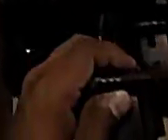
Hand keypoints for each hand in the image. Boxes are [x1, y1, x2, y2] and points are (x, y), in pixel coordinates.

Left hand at [9, 35, 138, 139]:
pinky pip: (57, 73)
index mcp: (50, 85)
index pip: (84, 48)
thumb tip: (122, 95)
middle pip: (73, 47)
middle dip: (102, 54)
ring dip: (91, 64)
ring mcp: (31, 87)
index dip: (112, 52)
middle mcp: (38, 77)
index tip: (137, 69)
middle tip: (129, 74)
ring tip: (117, 84)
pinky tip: (94, 96)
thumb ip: (100, 121)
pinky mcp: (30, 100)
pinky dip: (78, 75)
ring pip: (64, 57)